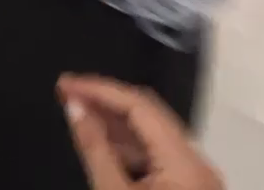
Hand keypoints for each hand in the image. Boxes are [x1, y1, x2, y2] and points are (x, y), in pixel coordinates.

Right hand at [58, 74, 223, 189]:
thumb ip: (94, 147)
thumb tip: (74, 105)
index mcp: (186, 160)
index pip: (138, 105)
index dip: (99, 88)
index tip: (64, 83)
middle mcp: (198, 162)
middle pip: (148, 114)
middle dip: (106, 99)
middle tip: (67, 92)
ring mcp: (198, 177)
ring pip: (152, 133)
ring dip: (115, 120)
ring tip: (79, 112)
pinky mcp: (191, 188)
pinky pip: (157, 153)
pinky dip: (128, 142)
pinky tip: (103, 142)